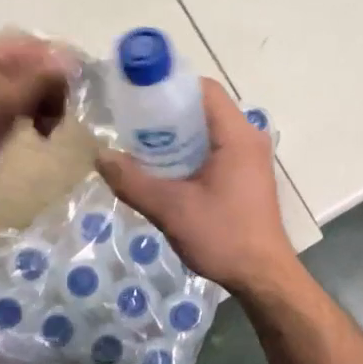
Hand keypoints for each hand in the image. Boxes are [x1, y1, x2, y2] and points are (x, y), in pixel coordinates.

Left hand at [0, 33, 70, 172]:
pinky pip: (15, 95)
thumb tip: (72, 59)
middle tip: (58, 119)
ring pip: (27, 82)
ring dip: (42, 103)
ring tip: (44, 129)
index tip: (73, 96)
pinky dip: (28, 109)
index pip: (40, 47)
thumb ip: (43, 77)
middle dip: (51, 91)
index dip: (61, 69)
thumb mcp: (12, 98)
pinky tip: (32, 128)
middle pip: (35, 65)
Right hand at [97, 79, 297, 293]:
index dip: (168, 87)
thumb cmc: (223, 237)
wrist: (262, 276)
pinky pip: (215, 150)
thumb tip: (100, 156)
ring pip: (208, 131)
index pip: (202, 89)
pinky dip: (189, 154)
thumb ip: (133, 181)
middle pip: (203, 108)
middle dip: (166, 114)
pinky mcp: (247, 176)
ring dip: (176, 137)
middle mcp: (249, 138)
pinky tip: (164, 172)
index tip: (136, 97)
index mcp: (237, 135)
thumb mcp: (171, 209)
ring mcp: (251, 158)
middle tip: (131, 126)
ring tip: (141, 149)